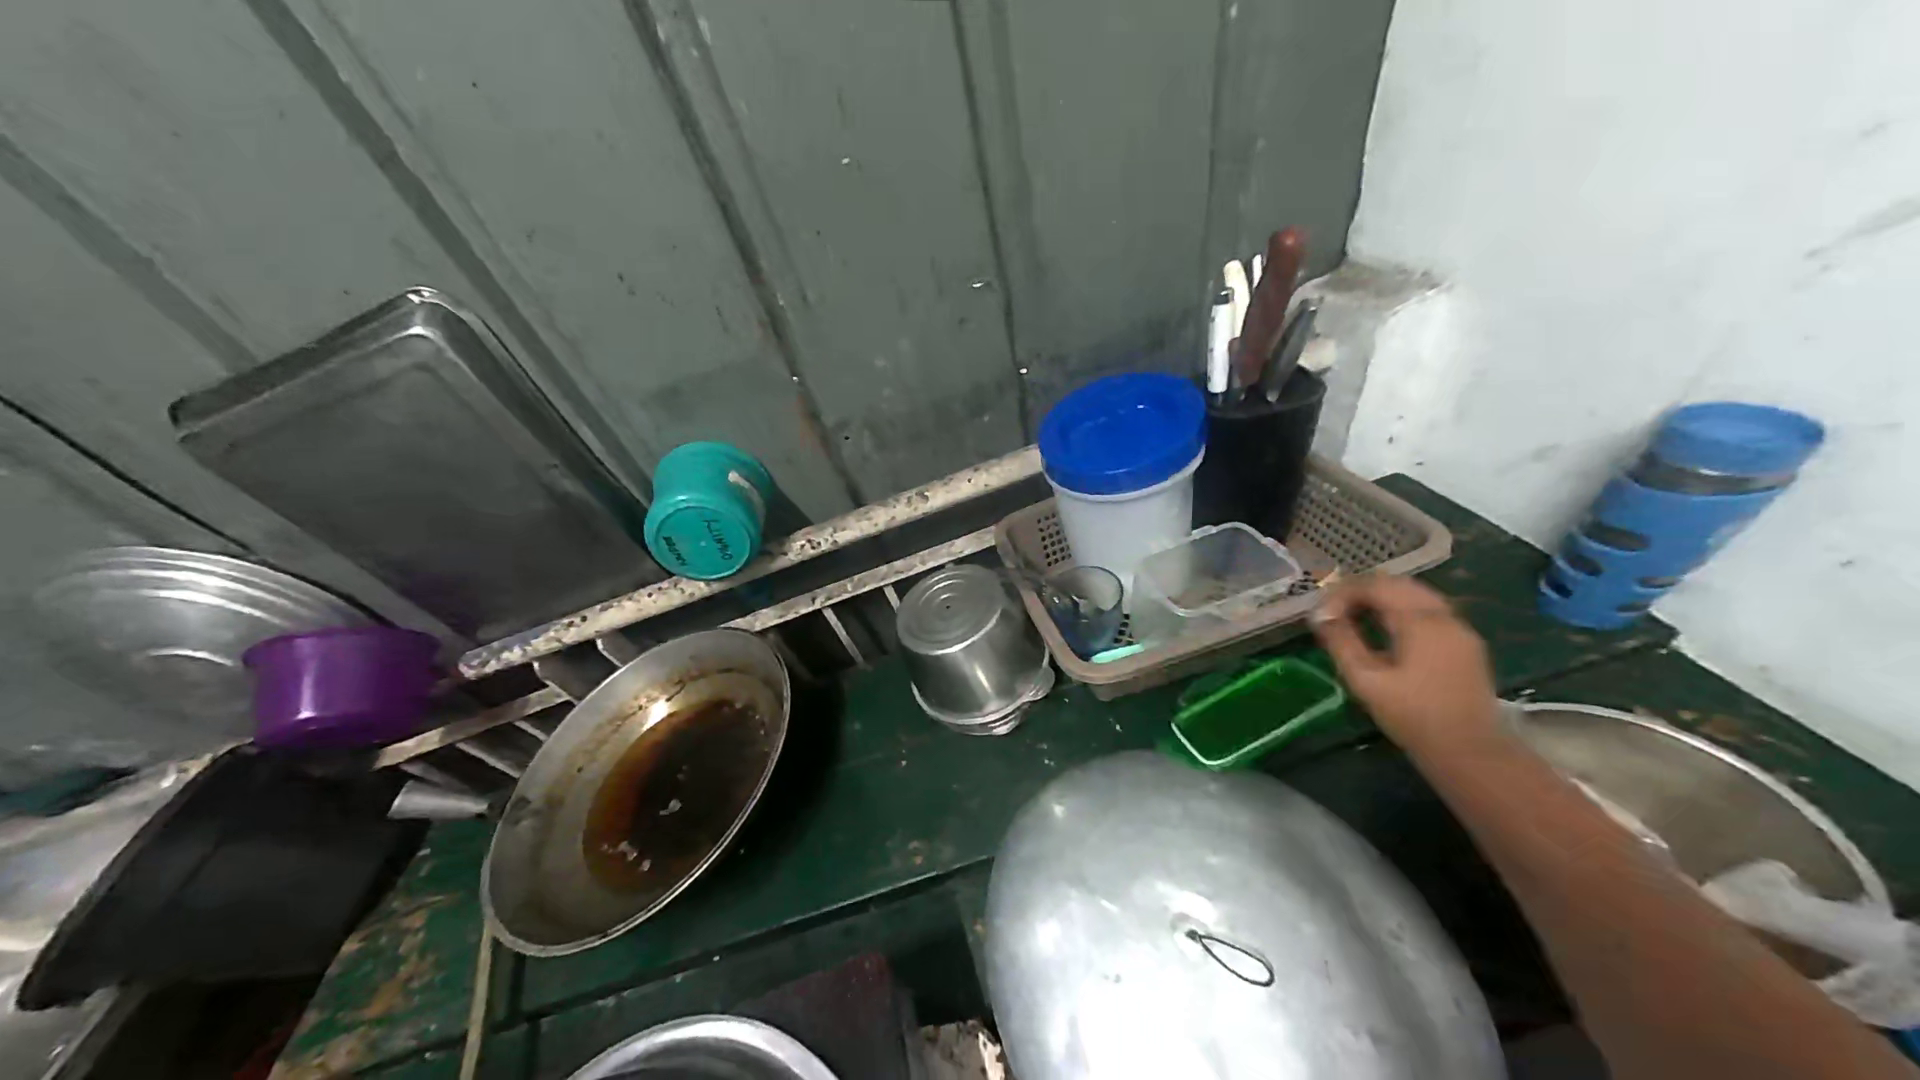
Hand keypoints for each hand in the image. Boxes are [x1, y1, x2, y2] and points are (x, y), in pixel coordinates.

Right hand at [1311, 574, 1503, 752]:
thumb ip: (1341, 642)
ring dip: (1381, 599)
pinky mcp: (1466, 644)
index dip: (1341, 594)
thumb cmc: (1413, 717)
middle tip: (1333, 613)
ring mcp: (1460, 629)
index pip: (1374, 586)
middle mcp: (1445, 616)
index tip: (1321, 617)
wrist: (1472, 753)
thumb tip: (1320, 617)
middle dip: (1360, 592)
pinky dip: (1401, 610)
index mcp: (1420, 621)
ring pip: (1415, 594)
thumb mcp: (1366, 681)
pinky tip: (1385, 631)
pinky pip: (1429, 611)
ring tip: (1354, 619)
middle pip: (1397, 583)